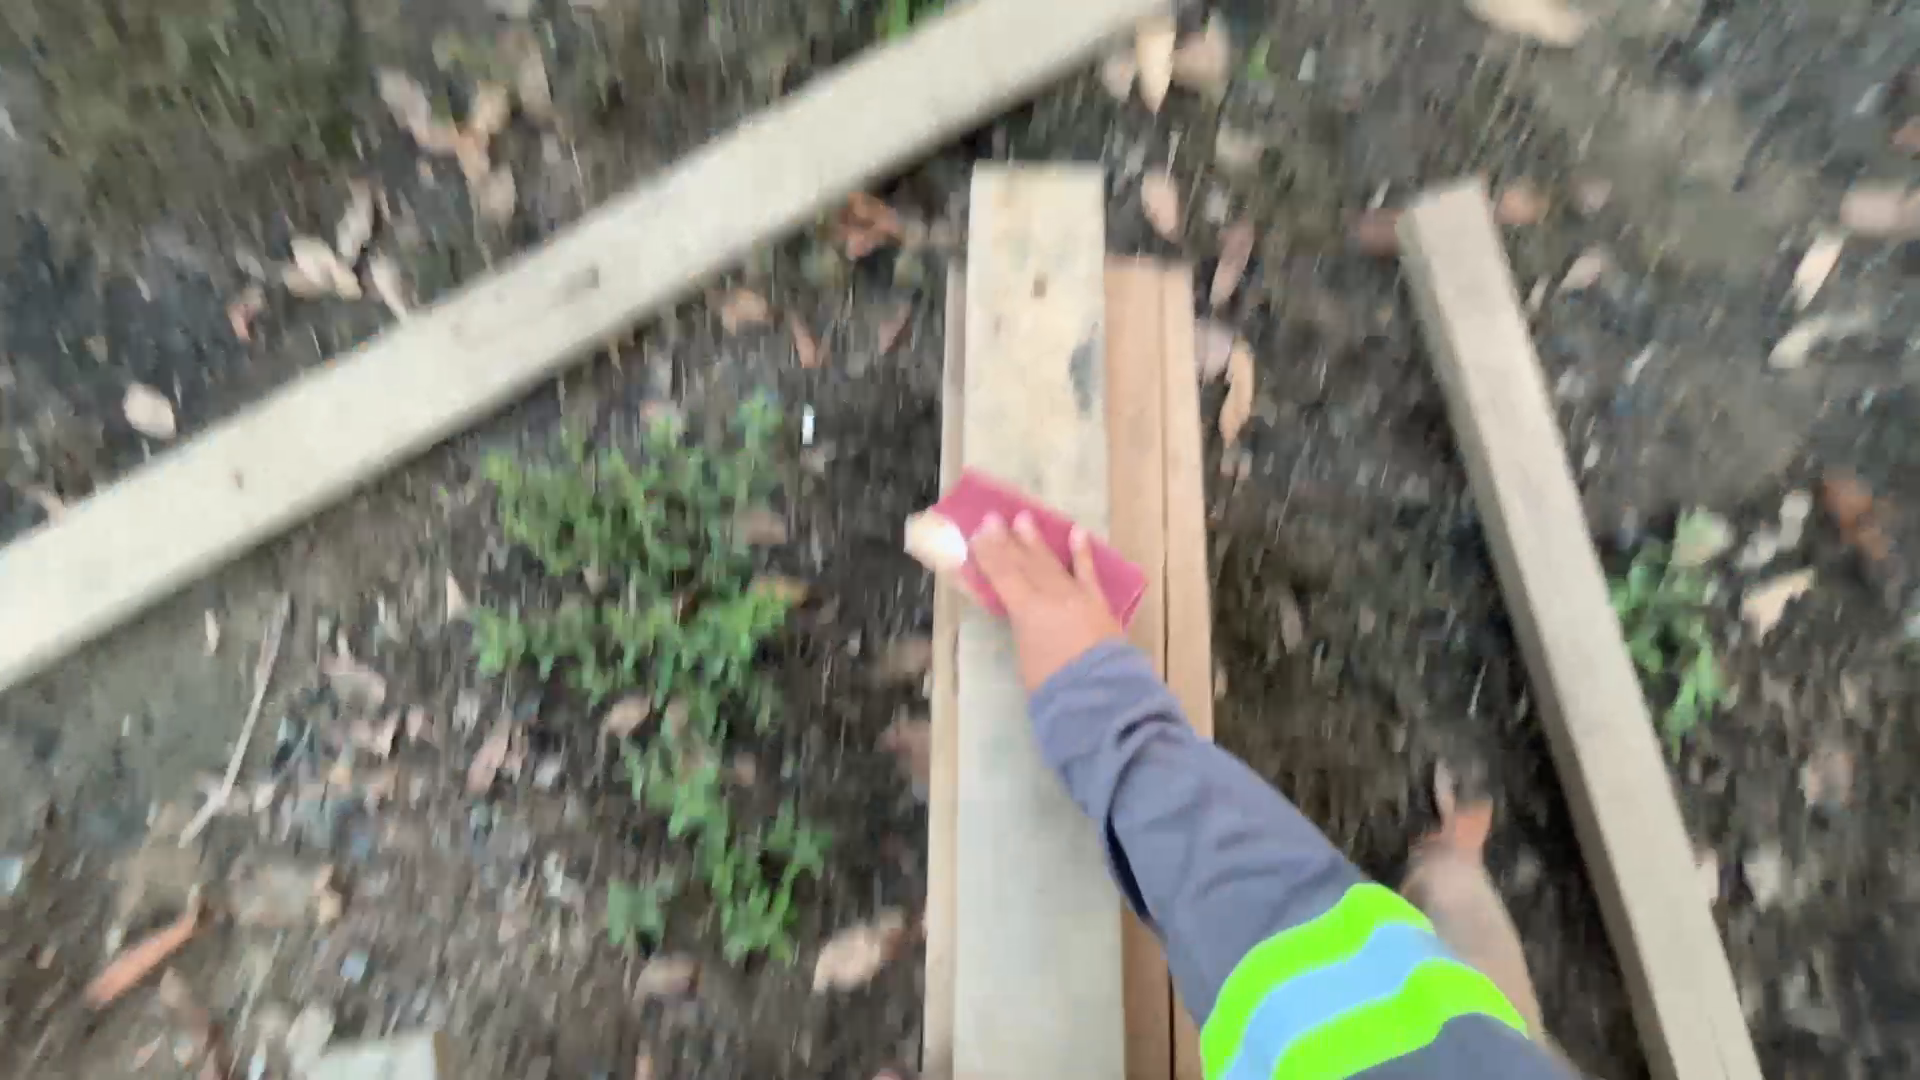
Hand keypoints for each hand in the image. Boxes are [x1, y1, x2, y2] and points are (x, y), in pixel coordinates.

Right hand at [969, 512, 1121, 691]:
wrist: (1100, 693)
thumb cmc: (1052, 685)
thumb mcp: (1023, 656)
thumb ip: (1020, 628)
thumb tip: (1020, 615)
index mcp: (1026, 610)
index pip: (1002, 574)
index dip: (989, 552)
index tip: (978, 531)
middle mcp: (1049, 595)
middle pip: (1024, 563)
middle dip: (1007, 540)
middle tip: (993, 518)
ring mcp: (1075, 595)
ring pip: (1051, 562)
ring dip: (1036, 541)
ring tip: (1024, 518)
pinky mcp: (1098, 602)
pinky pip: (1088, 572)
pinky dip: (1082, 553)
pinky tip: (1078, 532)